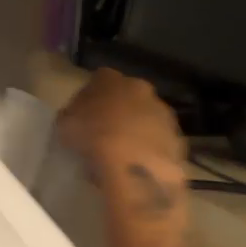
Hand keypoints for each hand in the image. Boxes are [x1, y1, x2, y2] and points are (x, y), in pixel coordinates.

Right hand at [59, 69, 189, 246]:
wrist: (133, 168)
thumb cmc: (92, 136)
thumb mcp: (65, 124)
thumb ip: (71, 116)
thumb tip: (76, 122)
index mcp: (109, 78)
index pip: (98, 82)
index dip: (91, 101)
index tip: (85, 118)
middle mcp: (139, 88)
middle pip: (127, 98)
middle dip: (119, 113)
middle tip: (105, 135)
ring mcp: (163, 114)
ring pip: (147, 120)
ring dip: (138, 132)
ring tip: (124, 157)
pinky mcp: (180, 141)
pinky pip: (161, 144)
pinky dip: (152, 152)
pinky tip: (139, 169)